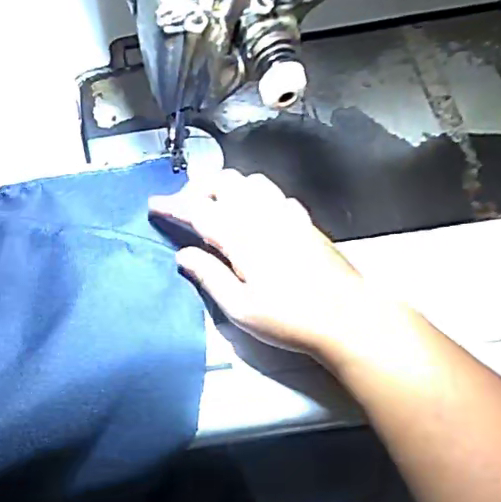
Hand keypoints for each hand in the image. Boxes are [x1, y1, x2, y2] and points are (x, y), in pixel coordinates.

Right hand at [150, 169, 406, 362]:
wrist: (345, 317)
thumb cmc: (289, 320)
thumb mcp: (240, 309)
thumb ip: (210, 277)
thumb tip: (184, 255)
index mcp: (242, 237)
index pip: (199, 209)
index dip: (174, 204)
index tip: (155, 204)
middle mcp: (264, 217)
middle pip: (225, 183)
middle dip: (199, 187)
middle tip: (185, 206)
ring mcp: (287, 215)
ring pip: (250, 181)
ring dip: (227, 186)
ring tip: (215, 206)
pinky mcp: (304, 222)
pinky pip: (274, 193)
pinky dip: (254, 194)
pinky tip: (253, 213)